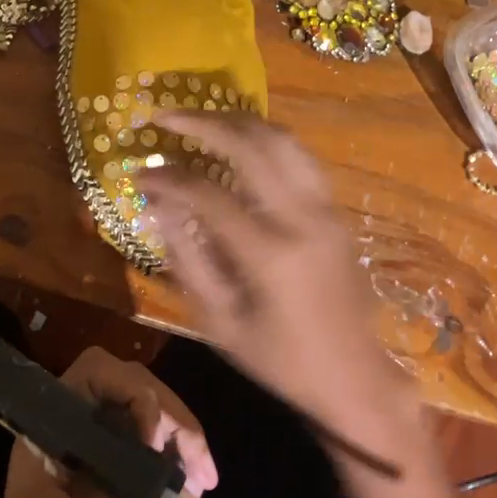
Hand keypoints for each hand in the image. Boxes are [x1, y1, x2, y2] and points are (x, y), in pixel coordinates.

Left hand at [0, 347, 217, 497]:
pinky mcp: (91, 466)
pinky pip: (132, 435)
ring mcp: (76, 445)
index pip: (90, 376)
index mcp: (44, 445)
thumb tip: (189, 494)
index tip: (159, 447)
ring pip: (131, 404)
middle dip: (167, 412)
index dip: (133, 393)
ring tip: (202, 475)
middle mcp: (59, 431)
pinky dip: (164, 449)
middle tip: (202, 467)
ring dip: (173, 429)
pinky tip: (186, 479)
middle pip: (119, 382)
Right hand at [136, 110, 457, 497]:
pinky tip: (240, 142)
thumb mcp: (221, 323)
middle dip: (202, 123)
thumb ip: (188, 259)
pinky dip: (265, 140)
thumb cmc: (281, 362)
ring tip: (201, 118)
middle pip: (251, 146)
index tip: (139, 172)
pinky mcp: (337, 211)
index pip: (208, 194)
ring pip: (283, 139)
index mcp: (271, 255)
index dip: (168, 178)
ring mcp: (327, 210)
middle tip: (164, 116)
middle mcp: (303, 219)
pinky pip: (300, 157)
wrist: (357, 380)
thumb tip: (158, 205)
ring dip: (237, 121)